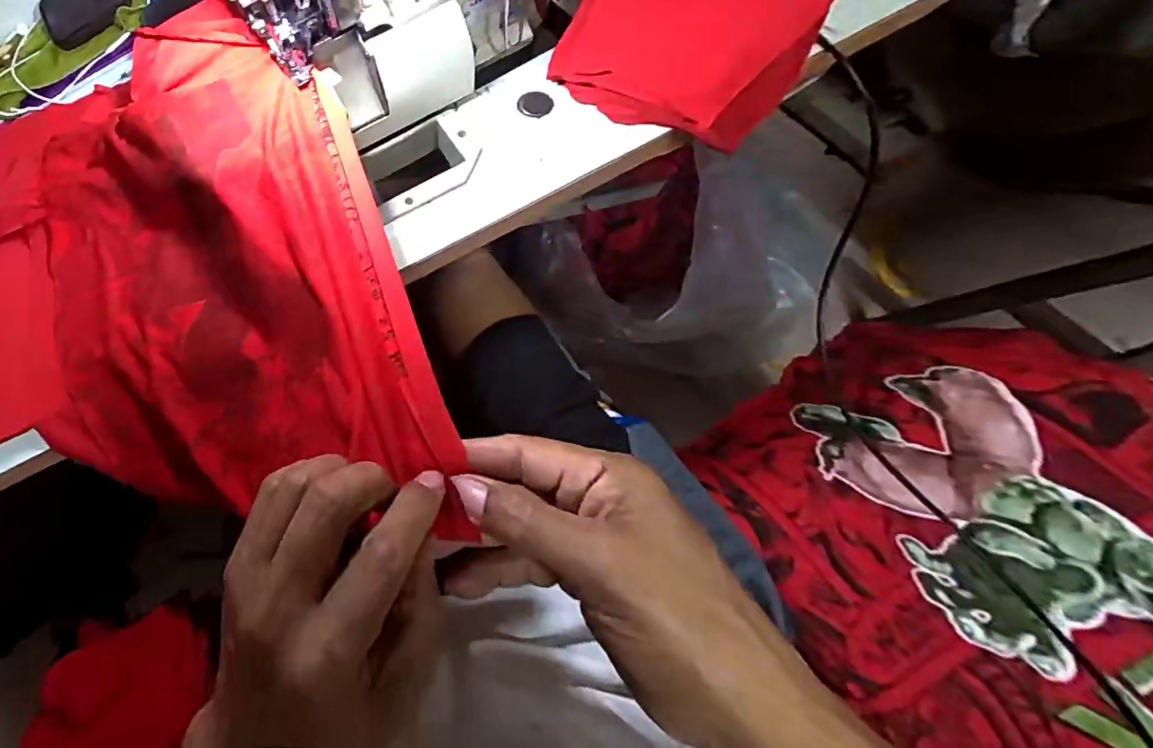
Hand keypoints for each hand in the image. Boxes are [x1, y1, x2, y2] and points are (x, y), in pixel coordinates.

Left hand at [188, 456, 445, 747]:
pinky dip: (306, 474)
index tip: (434, 483)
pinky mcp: (233, 563)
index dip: (413, 508)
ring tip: (362, 490)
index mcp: (325, 652)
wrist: (251, 745)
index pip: (378, 556)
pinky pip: (269, 491)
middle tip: (393, 492)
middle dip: (372, 478)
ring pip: (292, 485)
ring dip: (337, 470)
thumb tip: (422, 528)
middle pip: (325, 504)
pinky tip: (329, 489)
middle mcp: (277, 607)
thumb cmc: (339, 724)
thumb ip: (420, 606)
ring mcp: (246, 580)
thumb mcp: (400, 686)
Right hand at [444, 435, 884, 747]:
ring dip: (481, 539)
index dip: (476, 453)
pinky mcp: (592, 577)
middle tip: (414, 504)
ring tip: (425, 551)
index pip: (528, 452)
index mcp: (606, 475)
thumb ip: (527, 520)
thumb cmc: (671, 613)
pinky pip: (538, 560)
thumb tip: (460, 481)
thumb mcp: (596, 561)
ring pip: (525, 527)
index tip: (421, 454)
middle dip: (472, 496)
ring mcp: (594, 539)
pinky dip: (503, 568)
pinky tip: (463, 582)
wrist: (738, 701)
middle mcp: (597, 497)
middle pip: (523, 487)